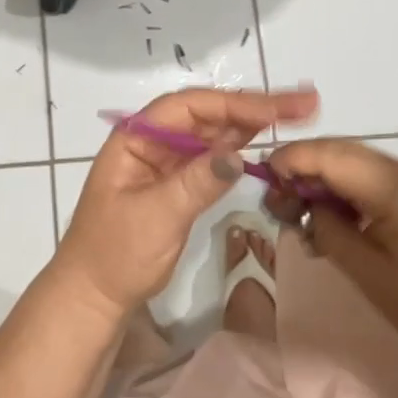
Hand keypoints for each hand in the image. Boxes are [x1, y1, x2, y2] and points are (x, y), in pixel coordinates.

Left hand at [53, 87, 319, 314]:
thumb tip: (238, 154)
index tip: (276, 109)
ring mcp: (166, 160)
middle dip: (252, 106)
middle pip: (206, 113)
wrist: (94, 295)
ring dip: (251, 121)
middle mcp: (152, 139)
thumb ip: (197, 182)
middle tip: (303, 102)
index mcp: (136, 136)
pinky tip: (264, 137)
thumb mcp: (158, 216)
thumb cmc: (116, 253)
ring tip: (296, 111)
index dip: (234, 104)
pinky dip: (239, 146)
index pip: (190, 107)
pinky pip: (211, 156)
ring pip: (213, 131)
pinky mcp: (177, 182)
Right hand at [265, 139, 397, 397]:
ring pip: (349, 164)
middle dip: (301, 169)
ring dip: (320, 181)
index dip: (289, 160)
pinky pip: (367, 180)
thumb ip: (325, 229)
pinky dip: (341, 193)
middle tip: (275, 202)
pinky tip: (329, 222)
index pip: (326, 152)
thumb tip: (299, 205)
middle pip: (336, 151)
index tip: (261, 182)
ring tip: (297, 215)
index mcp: (389, 183)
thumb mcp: (366, 270)